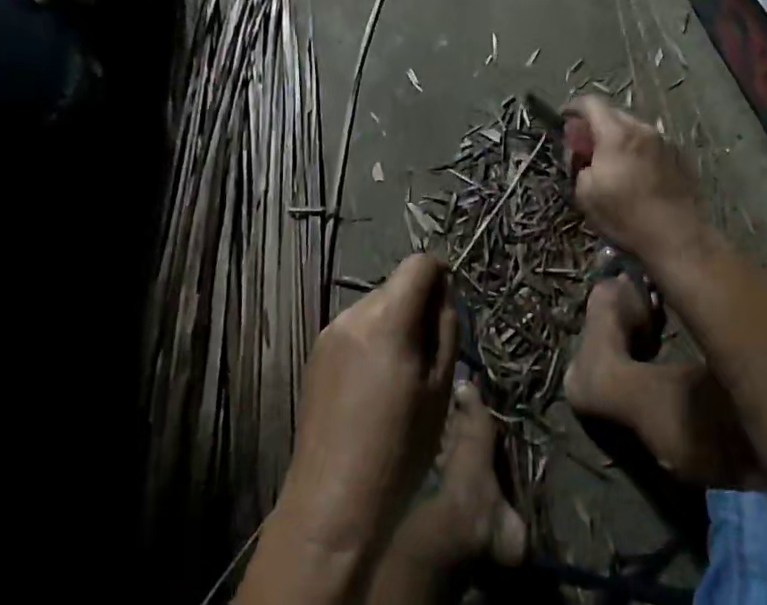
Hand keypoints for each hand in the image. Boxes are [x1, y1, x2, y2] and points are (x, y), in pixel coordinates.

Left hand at [271, 253, 457, 557]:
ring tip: (404, 372)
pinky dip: (374, 339)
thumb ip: (445, 330)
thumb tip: (444, 298)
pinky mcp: (315, 356)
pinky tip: (377, 383)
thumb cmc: (399, 448)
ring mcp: (328, 334)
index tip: (451, 306)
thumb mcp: (441, 388)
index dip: (440, 275)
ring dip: (396, 322)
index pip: (418, 264)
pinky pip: (355, 329)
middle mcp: (352, 315)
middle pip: (396, 285)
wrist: (332, 501)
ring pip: (375, 307)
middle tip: (432, 349)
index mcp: (387, 318)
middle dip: (419, 304)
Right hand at [562, 95, 702, 258]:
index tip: (565, 121)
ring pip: (633, 129)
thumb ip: (578, 164)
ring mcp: (664, 142)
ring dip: (618, 138)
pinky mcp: (678, 156)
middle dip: (595, 125)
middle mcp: (642, 129)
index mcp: (616, 134)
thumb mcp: (585, 193)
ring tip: (611, 162)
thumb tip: (582, 155)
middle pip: (613, 114)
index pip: (591, 103)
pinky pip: (650, 144)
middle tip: (585, 146)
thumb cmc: (625, 214)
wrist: (676, 235)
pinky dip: (637, 151)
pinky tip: (635, 174)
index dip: (574, 108)